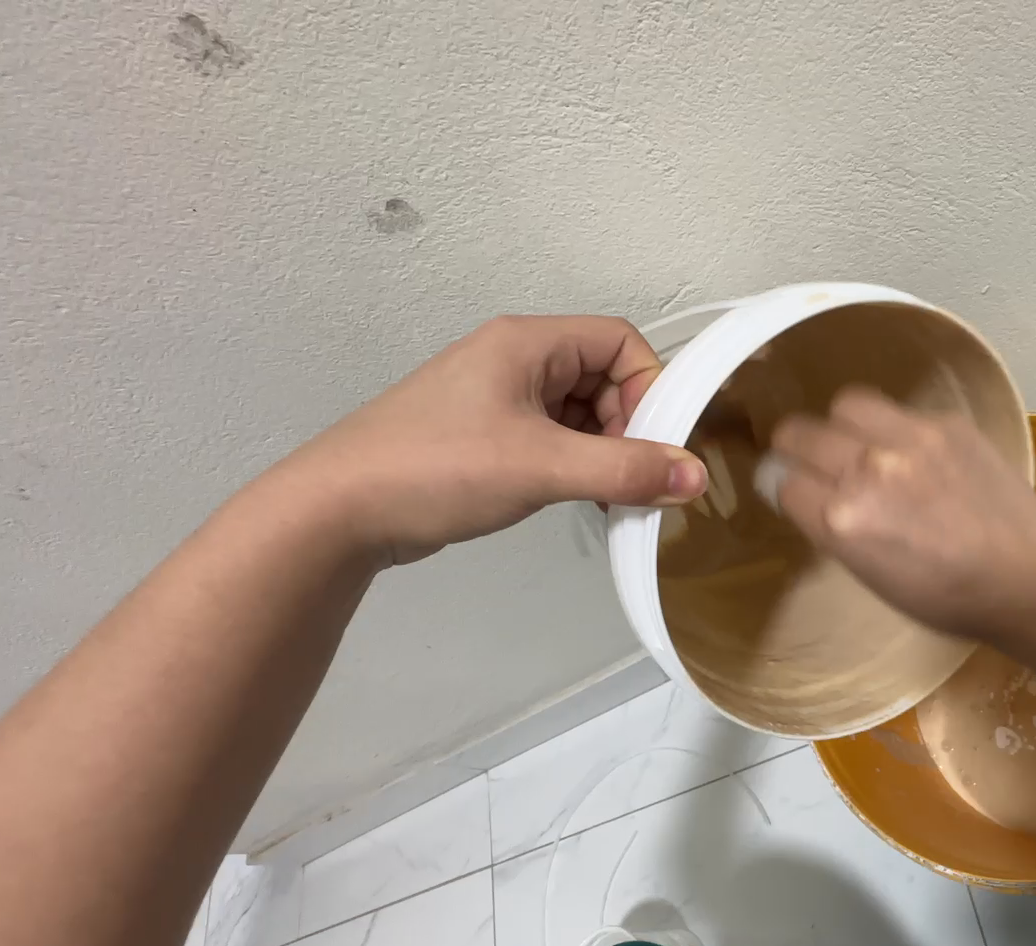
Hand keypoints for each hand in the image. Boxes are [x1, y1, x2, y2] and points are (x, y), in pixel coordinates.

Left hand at [267, 315, 706, 563]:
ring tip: (607, 495)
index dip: (649, 387)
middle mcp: (519, 362)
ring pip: (584, 414)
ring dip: (607, 452)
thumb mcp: (542, 467)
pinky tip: (582, 499)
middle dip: (629, 428)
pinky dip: (581, 466)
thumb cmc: (439, 468)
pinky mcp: (493, 436)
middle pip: (606, 379)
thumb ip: (624, 471)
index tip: (652, 442)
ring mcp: (503, 400)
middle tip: (630, 477)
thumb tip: (697, 476)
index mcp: (529, 343)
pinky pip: (560, 439)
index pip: (620, 343)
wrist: (337, 512)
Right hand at [771, 388, 1035, 641]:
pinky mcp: (948, 423)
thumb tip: (809, 493)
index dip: (782, 486)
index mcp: (842, 520)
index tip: (793, 488)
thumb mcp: (869, 575)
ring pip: (846, 405)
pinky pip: (900, 411)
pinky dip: (896, 430)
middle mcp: (867, 469)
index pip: (781, 481)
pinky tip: (916, 455)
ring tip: (861, 444)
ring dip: (842, 425)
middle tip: (810, 458)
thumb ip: (832, 527)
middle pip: (798, 432)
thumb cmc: (944, 598)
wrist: (1025, 578)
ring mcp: (910, 439)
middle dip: (794, 448)